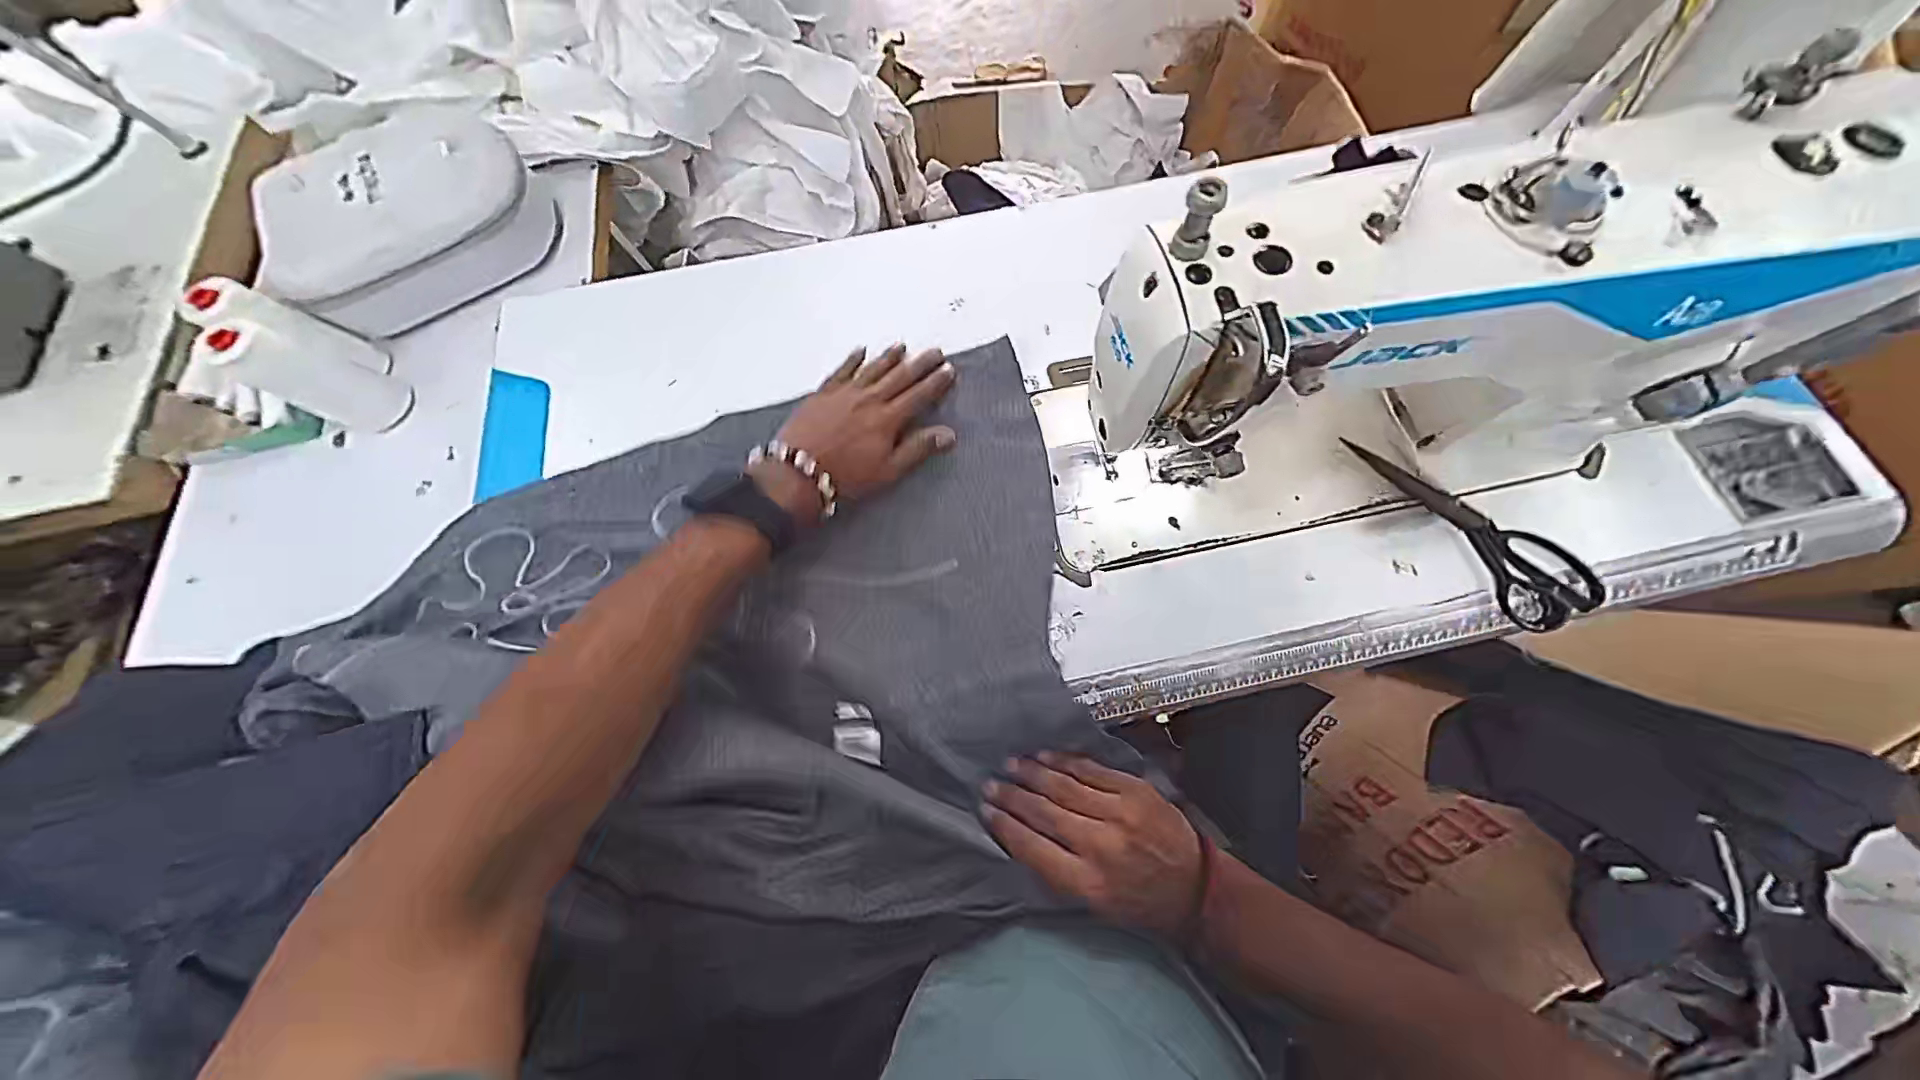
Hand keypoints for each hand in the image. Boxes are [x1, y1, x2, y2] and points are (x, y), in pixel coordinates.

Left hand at [751, 344, 957, 526]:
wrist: (799, 473)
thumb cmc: (845, 476)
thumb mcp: (888, 471)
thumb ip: (917, 449)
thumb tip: (946, 435)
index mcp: (887, 419)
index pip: (919, 395)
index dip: (936, 382)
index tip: (948, 371)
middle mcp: (869, 400)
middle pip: (900, 376)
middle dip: (920, 363)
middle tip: (935, 352)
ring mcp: (845, 393)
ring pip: (873, 369)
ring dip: (890, 357)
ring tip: (903, 347)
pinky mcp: (823, 394)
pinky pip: (842, 370)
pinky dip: (853, 359)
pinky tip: (860, 351)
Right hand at [982, 753, 1203, 934]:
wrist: (1195, 889)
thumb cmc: (1138, 902)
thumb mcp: (1093, 903)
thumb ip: (1057, 870)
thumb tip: (1019, 834)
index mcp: (1087, 882)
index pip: (1031, 847)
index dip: (1004, 826)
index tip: (986, 811)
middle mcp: (1101, 846)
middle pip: (1043, 811)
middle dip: (1012, 795)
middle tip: (991, 784)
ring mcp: (1120, 814)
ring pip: (1064, 786)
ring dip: (1032, 772)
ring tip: (1011, 764)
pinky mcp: (1135, 791)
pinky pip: (1091, 770)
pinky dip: (1064, 761)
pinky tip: (1045, 756)